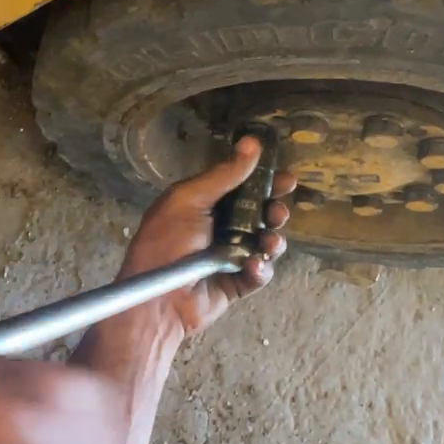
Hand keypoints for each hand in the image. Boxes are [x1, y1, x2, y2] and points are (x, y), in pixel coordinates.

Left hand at [122, 136, 293, 339]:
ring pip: (264, 243)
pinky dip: (260, 269)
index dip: (264, 183)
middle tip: (277, 213)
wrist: (155, 300)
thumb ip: (222, 176)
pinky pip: (258, 274)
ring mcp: (228, 258)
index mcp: (202, 205)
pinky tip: (254, 265)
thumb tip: (252, 143)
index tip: (287, 180)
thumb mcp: (188, 201)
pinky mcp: (235, 284)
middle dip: (273, 212)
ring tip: (269, 241)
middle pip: (258, 214)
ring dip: (272, 240)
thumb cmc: (165, 243)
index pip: (240, 188)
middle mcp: (217, 229)